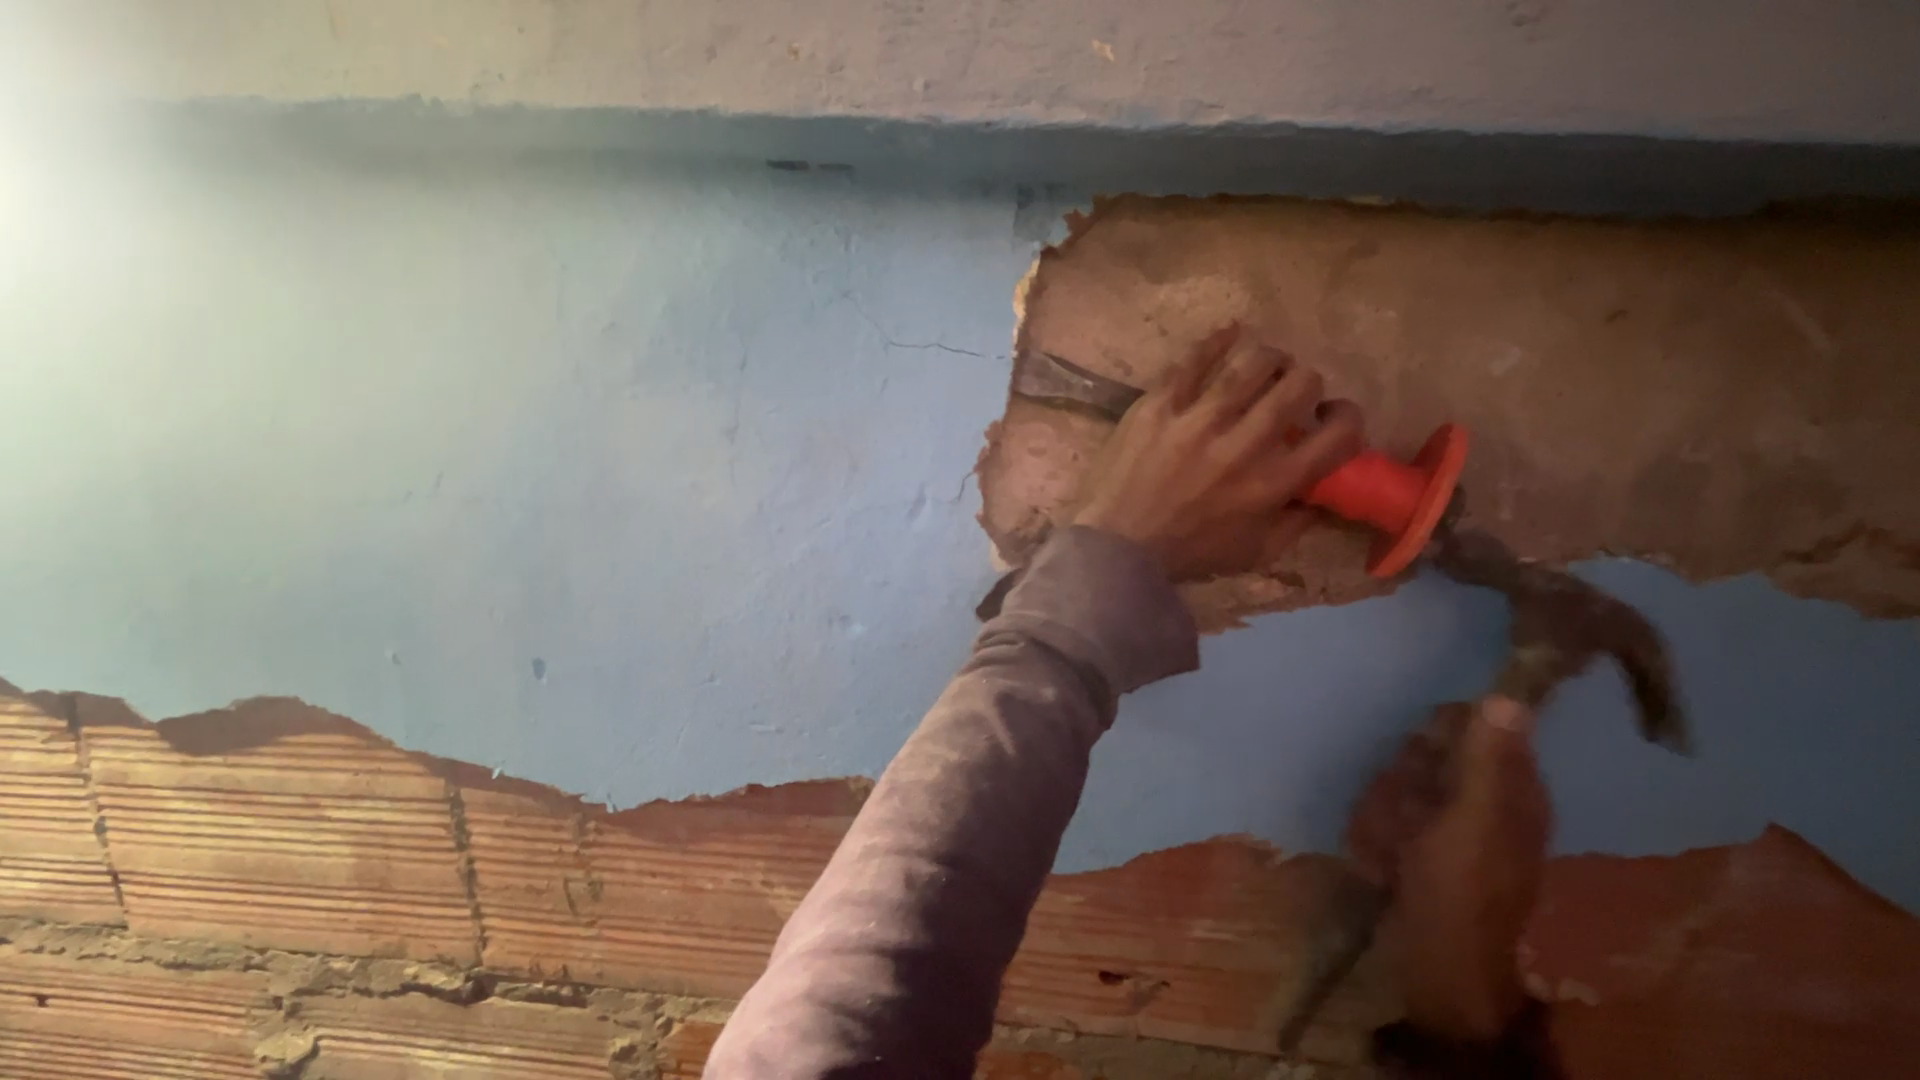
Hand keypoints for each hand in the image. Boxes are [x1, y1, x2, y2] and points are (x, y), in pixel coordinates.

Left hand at [1073, 324, 1363, 580]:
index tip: (1330, 417)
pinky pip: (1193, 360)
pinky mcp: (1158, 406)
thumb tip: (1323, 491)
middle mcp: (1244, 444)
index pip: (1339, 434)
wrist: (1116, 549)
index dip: (1348, 417)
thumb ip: (1297, 522)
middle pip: (1300, 384)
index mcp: (1274, 483)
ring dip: (1269, 359)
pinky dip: (1217, 340)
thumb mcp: (1255, 552)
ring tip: (1266, 365)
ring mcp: (1198, 420)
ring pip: (1252, 363)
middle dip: (1307, 382)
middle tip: (1293, 391)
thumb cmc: (1188, 554)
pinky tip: (1232, 331)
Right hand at [1345, 697, 1551, 1041]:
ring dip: (1385, 808)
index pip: (1474, 722)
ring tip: (1391, 846)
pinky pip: (1386, 813)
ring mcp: (1447, 822)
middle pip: (1427, 751)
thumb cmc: (1458, 891)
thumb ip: (1486, 762)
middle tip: (1405, 812)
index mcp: (1512, 787)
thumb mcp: (1472, 821)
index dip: (1441, 734)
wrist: (1435, 965)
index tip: (1421, 759)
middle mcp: (1482, 797)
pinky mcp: (1418, 843)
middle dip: (1403, 778)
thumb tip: (1507, 696)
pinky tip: (1382, 858)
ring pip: (1400, 781)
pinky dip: (1377, 832)